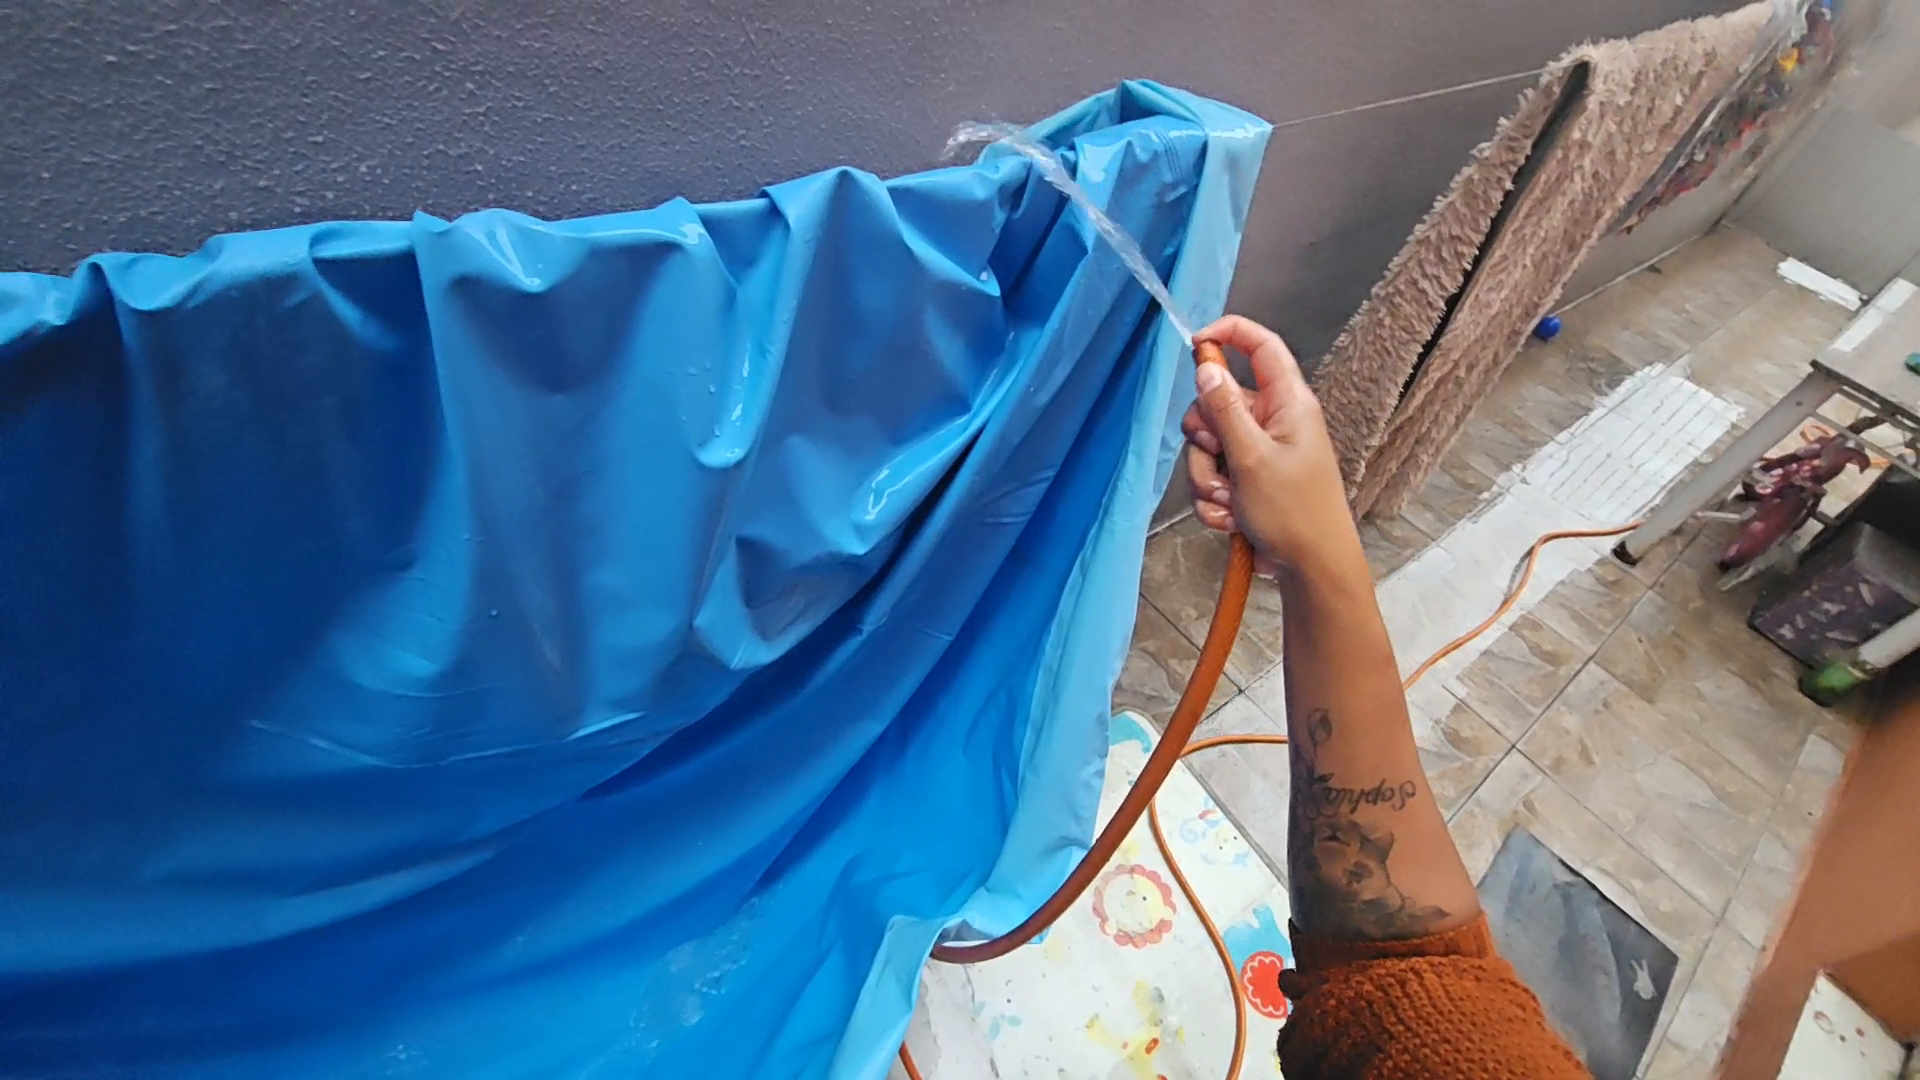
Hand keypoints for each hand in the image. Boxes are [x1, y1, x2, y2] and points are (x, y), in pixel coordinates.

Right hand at [1182, 316, 1358, 576]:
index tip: (1194, 344)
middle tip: (1221, 461)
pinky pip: (1211, 478)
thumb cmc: (1294, 511)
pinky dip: (1213, 500)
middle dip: (1205, 439)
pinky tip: (1232, 518)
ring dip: (1208, 478)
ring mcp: (1256, 452)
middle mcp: (1270, 422)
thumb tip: (1206, 368)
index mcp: (1286, 403)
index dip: (1228, 334)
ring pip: (1206, 447)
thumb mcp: (1252, 458)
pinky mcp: (1244, 480)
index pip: (1260, 346)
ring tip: (1231, 501)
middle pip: (1216, 404)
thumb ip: (1225, 410)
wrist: (1309, 566)